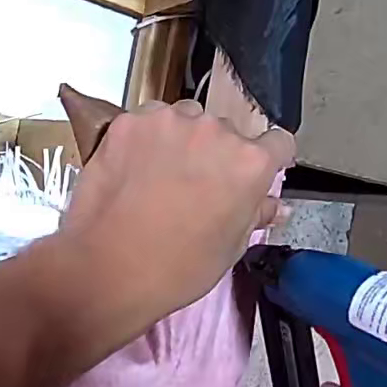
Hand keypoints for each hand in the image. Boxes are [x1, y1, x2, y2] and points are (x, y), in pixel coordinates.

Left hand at [30, 98, 292, 364]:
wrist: (109, 268)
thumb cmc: (176, 268)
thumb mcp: (230, 248)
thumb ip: (254, 214)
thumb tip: (272, 205)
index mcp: (250, 163)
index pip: (277, 142)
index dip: (266, 158)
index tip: (249, 172)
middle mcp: (215, 131)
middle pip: (225, 130)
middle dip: (214, 152)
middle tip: (193, 184)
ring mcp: (170, 121)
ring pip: (184, 118)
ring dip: (179, 138)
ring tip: (158, 175)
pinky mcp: (130, 121)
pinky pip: (146, 120)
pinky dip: (143, 138)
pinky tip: (132, 169)